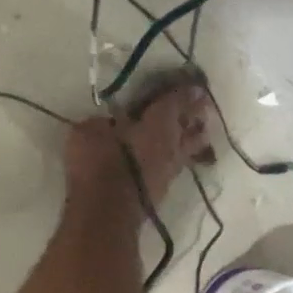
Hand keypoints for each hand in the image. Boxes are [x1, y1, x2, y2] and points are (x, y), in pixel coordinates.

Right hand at [64, 85, 207, 214]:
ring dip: (194, 137)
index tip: (192, 83)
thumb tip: (110, 121)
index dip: (182, 90)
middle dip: (196, 112)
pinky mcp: (162, 189)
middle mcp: (171, 143)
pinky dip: (177, 157)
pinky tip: (174, 157)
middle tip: (204, 102)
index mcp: (158, 122)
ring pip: (189, 147)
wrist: (105, 210)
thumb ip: (103, 122)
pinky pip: (176, 165)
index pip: (175, 100)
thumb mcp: (89, 131)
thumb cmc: (98, 161)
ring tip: (199, 131)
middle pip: (190, 124)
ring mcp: (170, 168)